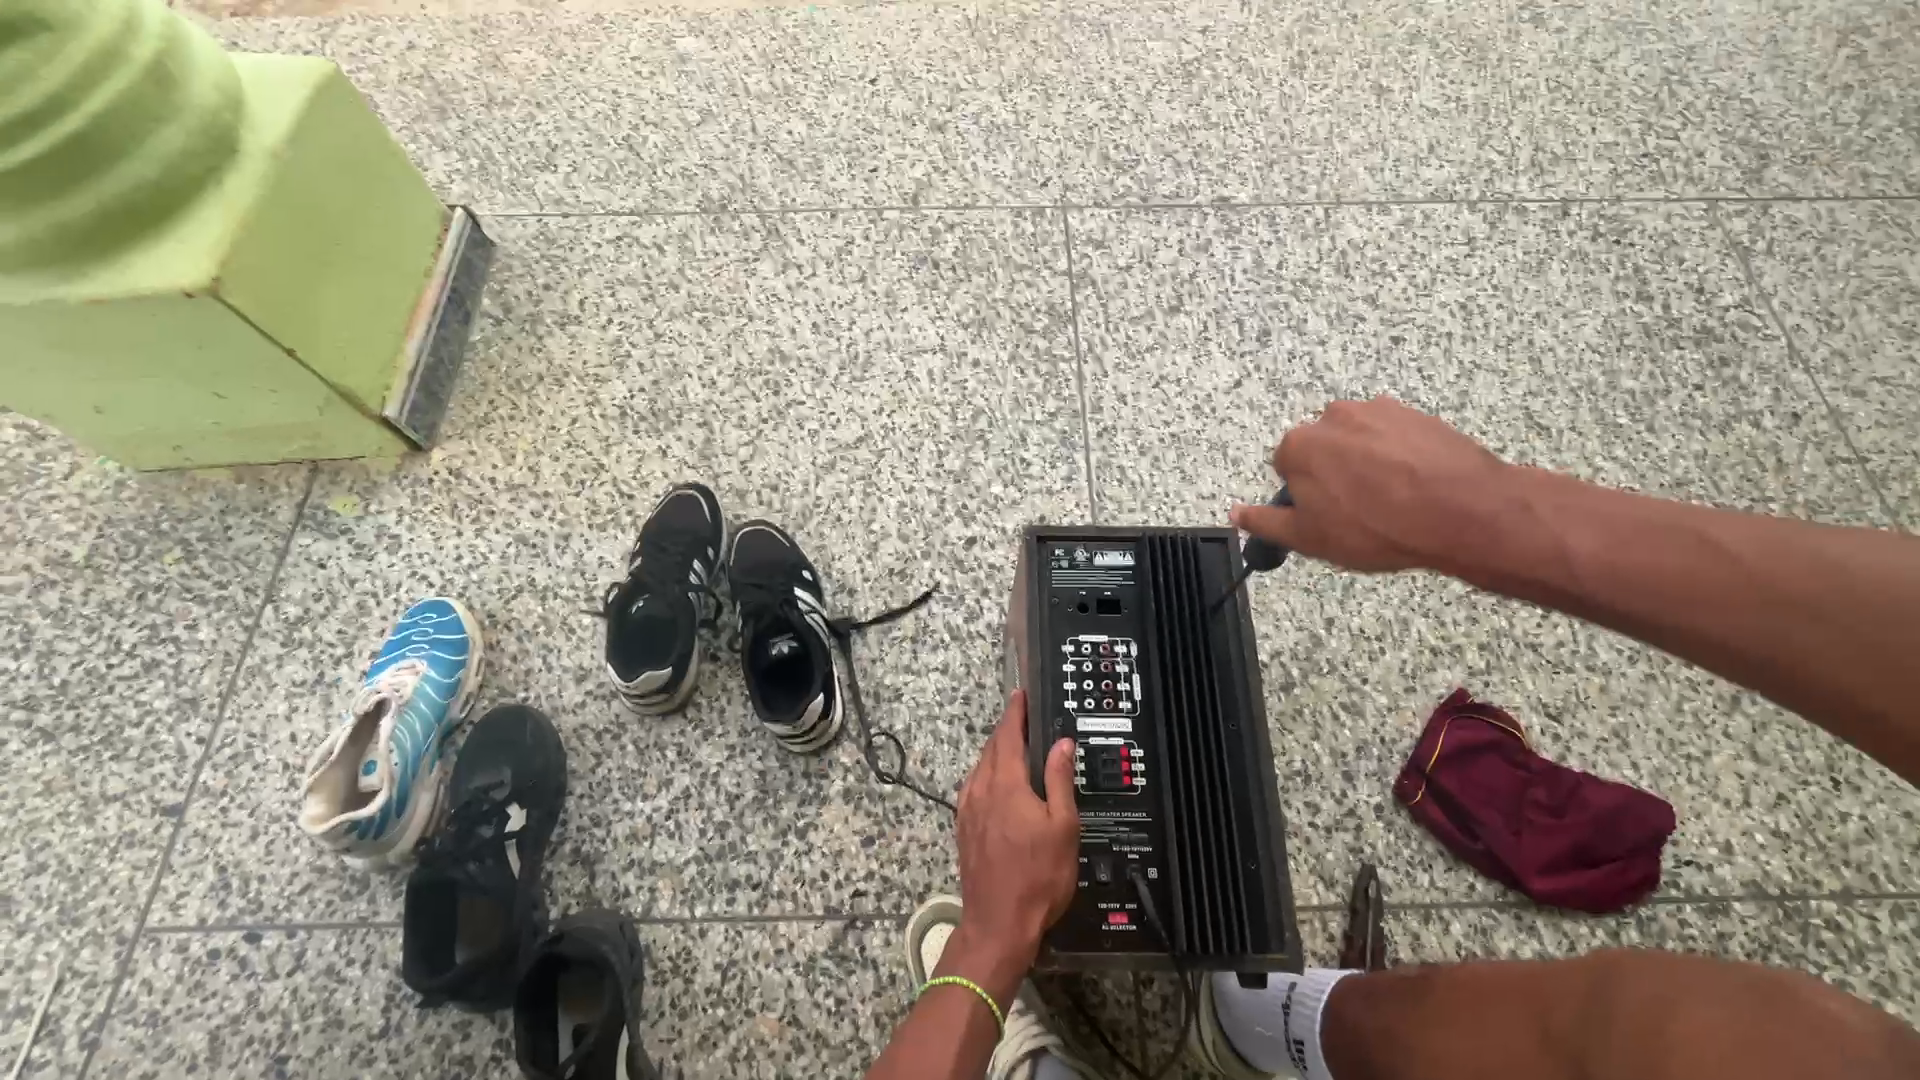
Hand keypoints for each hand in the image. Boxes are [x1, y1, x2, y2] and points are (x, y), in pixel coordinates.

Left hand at [950, 689, 1079, 972]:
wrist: (997, 923)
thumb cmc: (1037, 877)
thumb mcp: (1062, 827)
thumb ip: (1059, 780)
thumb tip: (1061, 743)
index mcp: (1005, 784)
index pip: (1007, 735)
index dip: (1015, 712)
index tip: (1021, 694)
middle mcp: (980, 790)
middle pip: (991, 748)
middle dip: (1007, 730)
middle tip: (1026, 720)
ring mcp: (967, 810)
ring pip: (981, 767)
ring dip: (997, 752)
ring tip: (1016, 748)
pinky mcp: (963, 828)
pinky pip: (975, 787)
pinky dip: (988, 774)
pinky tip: (999, 785)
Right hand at [1231, 397, 1509, 571]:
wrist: (1462, 512)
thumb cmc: (1379, 527)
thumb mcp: (1309, 538)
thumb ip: (1265, 521)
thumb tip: (1237, 513)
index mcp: (1299, 446)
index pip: (1286, 468)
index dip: (1305, 494)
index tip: (1326, 514)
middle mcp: (1333, 417)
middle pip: (1322, 449)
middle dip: (1334, 474)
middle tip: (1358, 510)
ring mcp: (1377, 411)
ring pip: (1359, 441)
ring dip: (1367, 463)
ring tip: (1391, 499)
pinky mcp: (1415, 413)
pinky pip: (1394, 436)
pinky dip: (1399, 456)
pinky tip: (1414, 485)